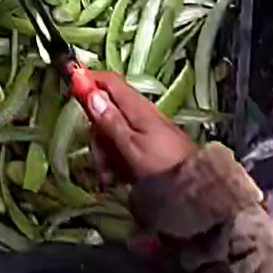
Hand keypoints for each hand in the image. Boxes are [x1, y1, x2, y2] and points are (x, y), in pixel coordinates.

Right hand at [84, 69, 198, 184]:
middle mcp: (140, 112)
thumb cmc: (164, 168)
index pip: (108, 79)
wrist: (202, 193)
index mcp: (135, 106)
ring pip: (112, 130)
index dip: (88, 79)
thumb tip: (89, 92)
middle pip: (106, 109)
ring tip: (109, 177)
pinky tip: (118, 179)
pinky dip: (117, 159)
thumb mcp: (131, 147)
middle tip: (98, 158)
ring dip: (105, 152)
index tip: (71, 90)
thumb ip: (110, 120)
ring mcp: (145, 129)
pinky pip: (124, 144)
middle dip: (96, 133)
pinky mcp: (150, 145)